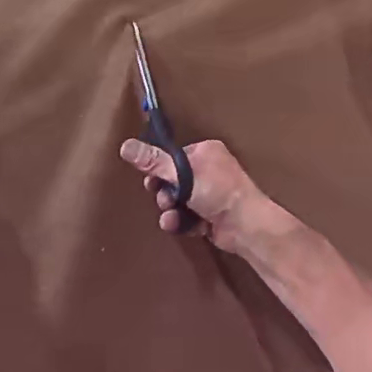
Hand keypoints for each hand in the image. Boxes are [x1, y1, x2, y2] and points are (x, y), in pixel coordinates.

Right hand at [118, 139, 298, 258]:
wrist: (245, 225)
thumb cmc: (218, 191)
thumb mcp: (182, 174)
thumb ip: (153, 162)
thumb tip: (125, 146)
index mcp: (206, 151)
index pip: (174, 157)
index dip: (160, 170)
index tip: (151, 181)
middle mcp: (210, 169)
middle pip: (174, 180)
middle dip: (165, 194)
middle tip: (165, 200)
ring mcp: (212, 194)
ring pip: (179, 201)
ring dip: (171, 210)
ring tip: (172, 216)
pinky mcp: (211, 215)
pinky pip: (188, 217)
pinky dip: (183, 222)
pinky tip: (181, 226)